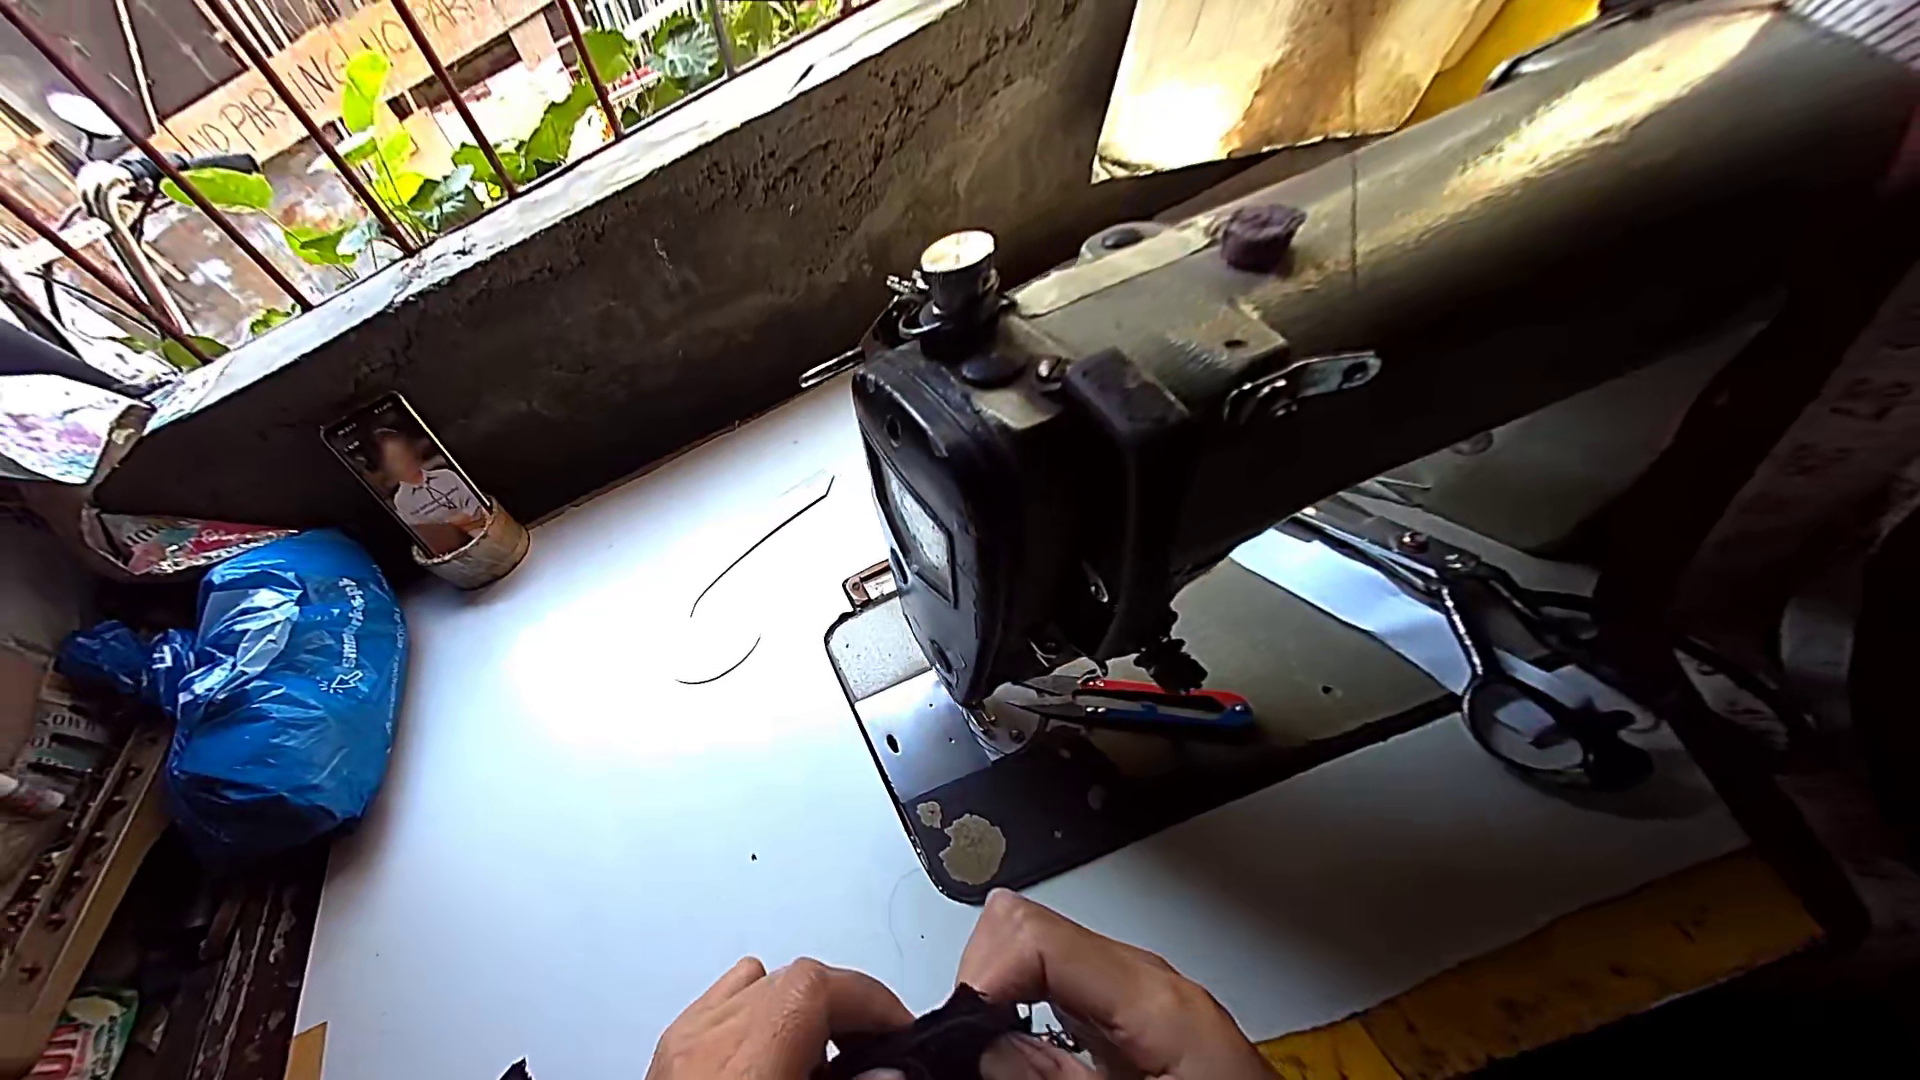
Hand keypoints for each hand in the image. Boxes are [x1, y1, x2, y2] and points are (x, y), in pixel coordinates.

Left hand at [646, 957, 911, 1079]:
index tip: (899, 1028)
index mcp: (742, 1076)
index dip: (870, 998)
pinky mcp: (666, 1055)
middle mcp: (703, 1050)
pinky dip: (762, 1010)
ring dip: (806, 1006)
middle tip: (872, 1050)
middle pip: (796, 980)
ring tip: (824, 1059)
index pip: (814, 988)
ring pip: (762, 981)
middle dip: (847, 1007)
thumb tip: (890, 1072)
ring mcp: (679, 1046)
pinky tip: (775, 1057)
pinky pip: (726, 999)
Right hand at [959, 890, 1271, 1079]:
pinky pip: (1051, 970)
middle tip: (963, 1040)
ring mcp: (1135, 986)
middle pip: (1025, 922)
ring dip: (993, 984)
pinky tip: (1012, 1040)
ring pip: (1032, 939)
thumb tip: (987, 1047)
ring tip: (979, 1042)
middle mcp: (1144, 977)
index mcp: (1157, 1001)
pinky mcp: (1127, 1006)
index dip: (983, 971)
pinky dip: (1015, 994)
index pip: (1037, 932)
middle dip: (981, 974)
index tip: (958, 1027)